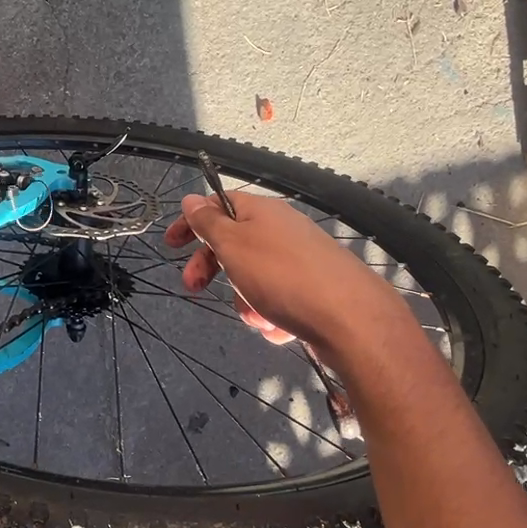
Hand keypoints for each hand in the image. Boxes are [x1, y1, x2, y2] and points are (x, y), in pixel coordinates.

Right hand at [163, 191, 408, 354]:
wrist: (354, 322)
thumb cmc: (282, 277)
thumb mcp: (232, 245)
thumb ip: (207, 222)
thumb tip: (191, 199)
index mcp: (262, 211)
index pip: (216, 205)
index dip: (190, 223)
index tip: (171, 246)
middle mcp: (284, 229)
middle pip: (234, 243)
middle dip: (212, 267)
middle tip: (194, 287)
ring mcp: (304, 260)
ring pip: (256, 275)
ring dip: (245, 297)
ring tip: (254, 316)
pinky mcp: (320, 290)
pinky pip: (282, 297)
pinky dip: (272, 313)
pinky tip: (277, 328)